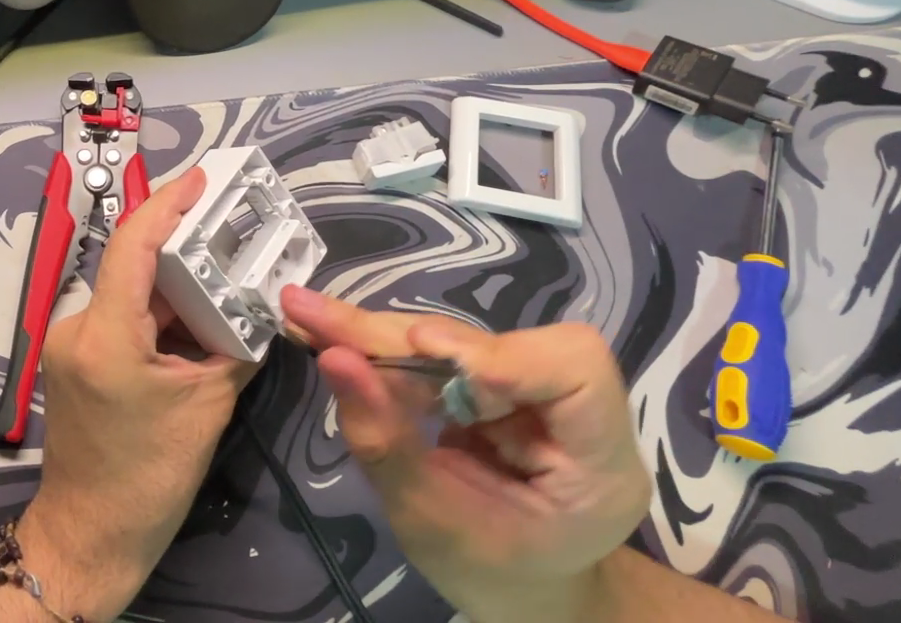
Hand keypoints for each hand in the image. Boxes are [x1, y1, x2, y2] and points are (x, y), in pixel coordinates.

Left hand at [18, 167, 260, 618]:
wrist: (92, 534)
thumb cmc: (150, 476)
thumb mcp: (207, 406)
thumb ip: (234, 347)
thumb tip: (256, 310)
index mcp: (106, 334)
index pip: (133, 245)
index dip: (169, 204)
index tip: (204, 177)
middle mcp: (78, 326)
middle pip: (133, 263)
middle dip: (183, 240)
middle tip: (229, 218)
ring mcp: (73, 342)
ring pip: (130, 291)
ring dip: (176, 280)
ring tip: (225, 266)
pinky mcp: (78, 359)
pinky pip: (124, 318)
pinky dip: (161, 312)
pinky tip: (200, 312)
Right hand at [280, 287, 650, 622]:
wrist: (519, 588)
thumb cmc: (488, 574)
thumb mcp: (430, 524)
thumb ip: (385, 443)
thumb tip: (334, 359)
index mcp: (595, 463)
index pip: (575, 369)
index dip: (500, 353)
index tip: (422, 354)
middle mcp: (568, 408)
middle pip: (489, 342)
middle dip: (395, 338)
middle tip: (311, 314)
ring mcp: (527, 389)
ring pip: (449, 338)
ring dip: (374, 335)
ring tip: (305, 319)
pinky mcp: (489, 379)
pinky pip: (431, 351)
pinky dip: (376, 346)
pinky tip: (327, 334)